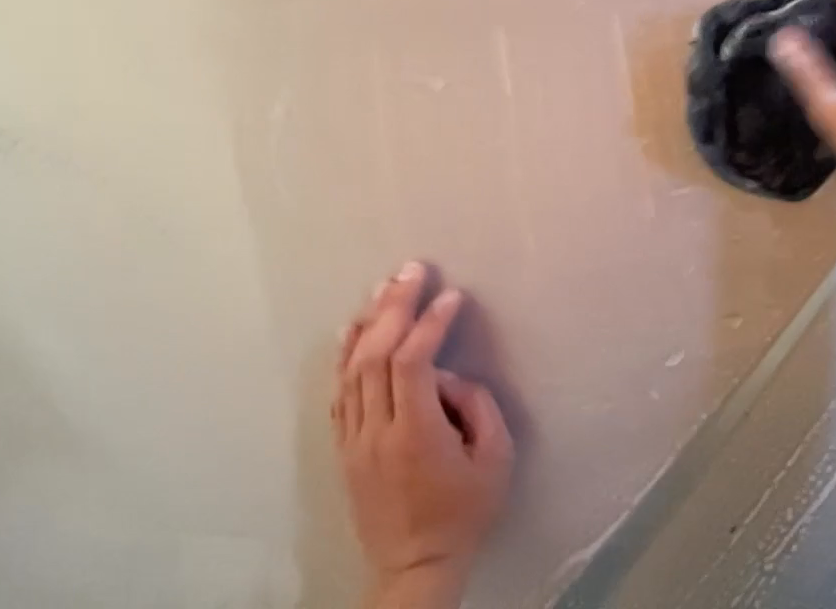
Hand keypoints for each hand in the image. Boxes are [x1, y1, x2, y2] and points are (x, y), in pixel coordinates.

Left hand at [333, 262, 513, 606]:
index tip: (453, 297)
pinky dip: (346, 354)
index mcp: (415, 432)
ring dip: (370, 323)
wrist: (416, 564)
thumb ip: (477, 407)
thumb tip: (451, 378)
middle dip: (395, 308)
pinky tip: (355, 328)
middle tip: (413, 270)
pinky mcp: (346, 447)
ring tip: (386, 286)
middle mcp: (376, 430)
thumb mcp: (495, 458)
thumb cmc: (466, 510)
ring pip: (352, 369)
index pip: (413, 363)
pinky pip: (341, 391)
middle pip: (375, 356)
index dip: (430, 324)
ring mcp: (354, 439)